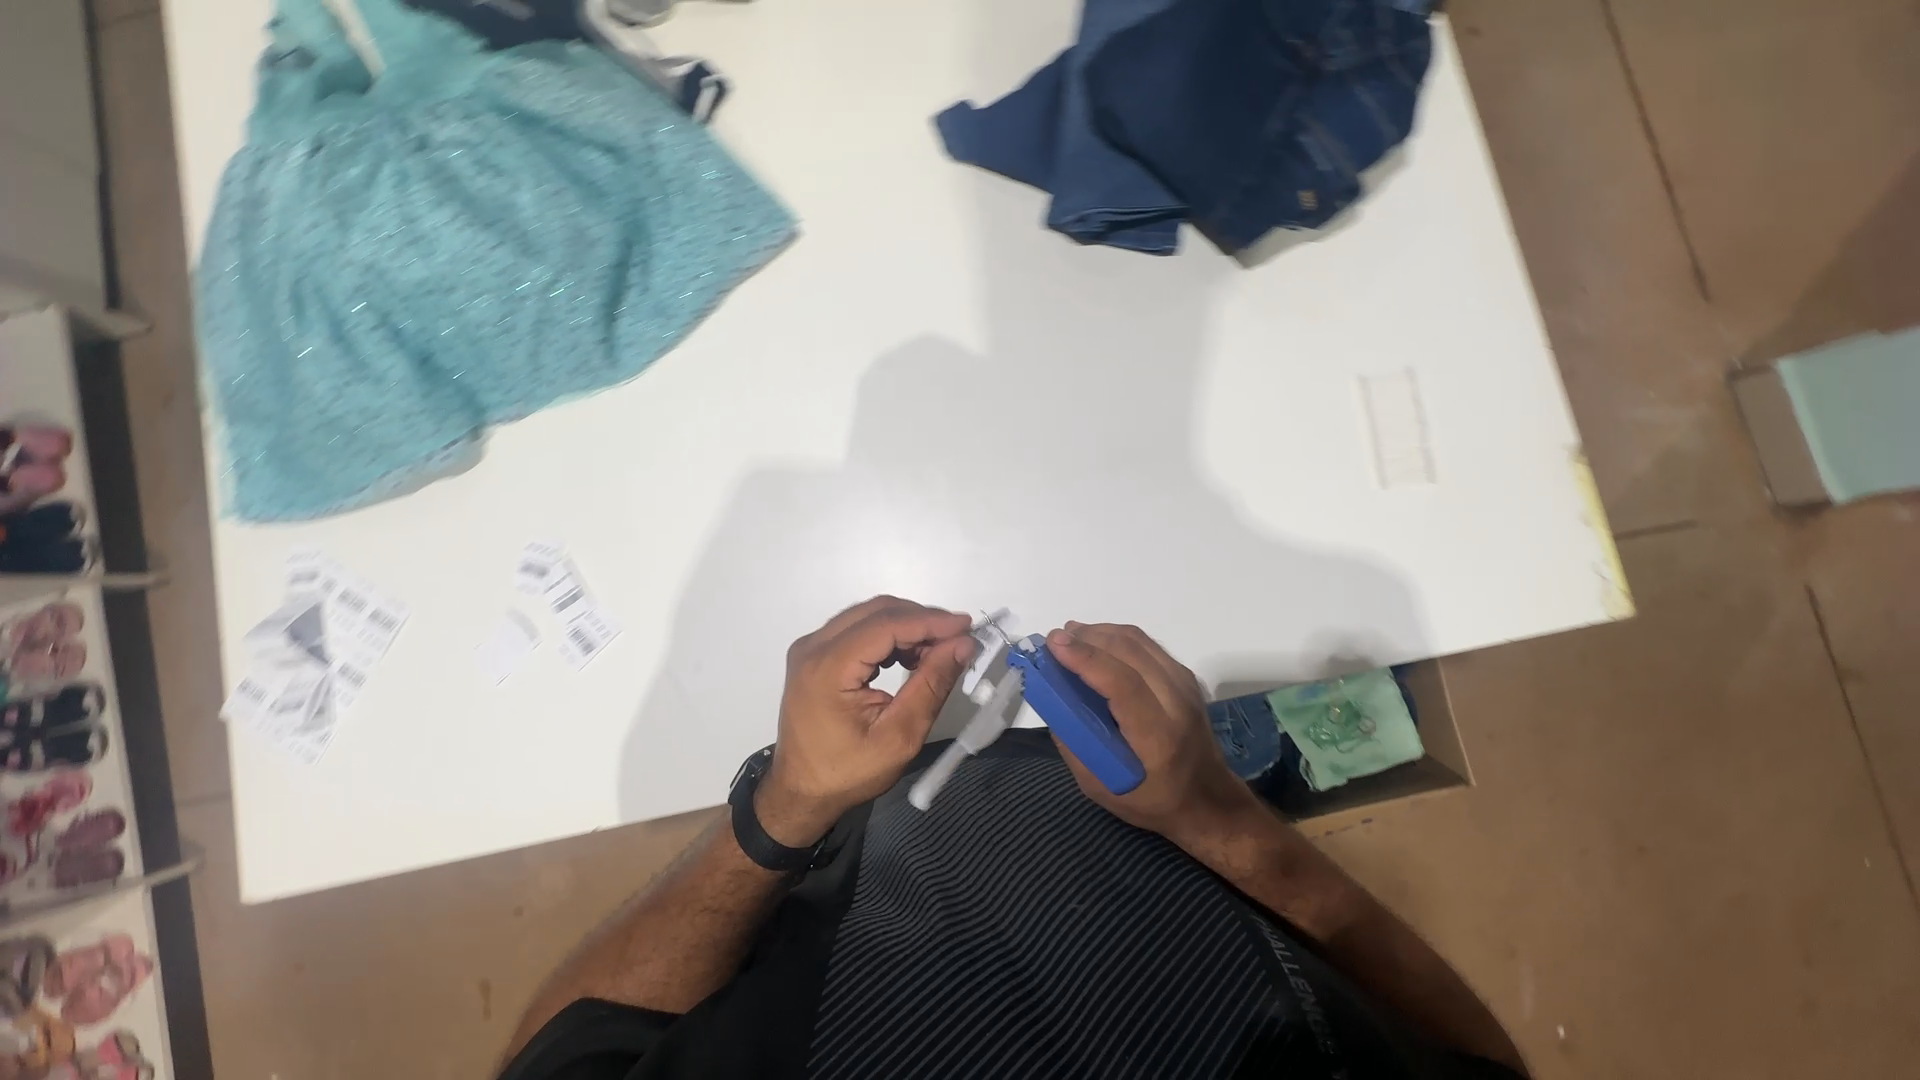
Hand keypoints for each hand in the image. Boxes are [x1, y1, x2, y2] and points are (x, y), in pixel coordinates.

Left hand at [758, 597, 975, 845]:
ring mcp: (810, 648)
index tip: (967, 626)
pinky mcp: (813, 655)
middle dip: (921, 620)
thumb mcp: (899, 737)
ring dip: (906, 627)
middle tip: (956, 641)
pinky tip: (909, 658)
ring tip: (936, 653)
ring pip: (868, 616)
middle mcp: (813, 647)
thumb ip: (931, 686)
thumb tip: (962, 645)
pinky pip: (857, 629)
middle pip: (876, 612)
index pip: (886, 625)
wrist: (801, 792)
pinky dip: (888, 636)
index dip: (929, 621)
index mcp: (827, 668)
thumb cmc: (848, 772)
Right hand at [1045, 622, 1261, 848]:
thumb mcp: (1101, 787)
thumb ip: (1074, 745)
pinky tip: (1098, 643)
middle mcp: (1177, 703)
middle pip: (1130, 653)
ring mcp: (1186, 687)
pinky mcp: (1187, 678)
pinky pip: (1148, 646)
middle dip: (1087, 637)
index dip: (1086, 658)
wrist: (1209, 801)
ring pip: (1140, 642)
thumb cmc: (1152, 800)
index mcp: (1157, 736)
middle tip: (1054, 638)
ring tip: (1070, 635)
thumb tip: (1053, 700)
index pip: (1123, 683)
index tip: (1054, 643)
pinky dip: (1118, 638)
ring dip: (1101, 632)